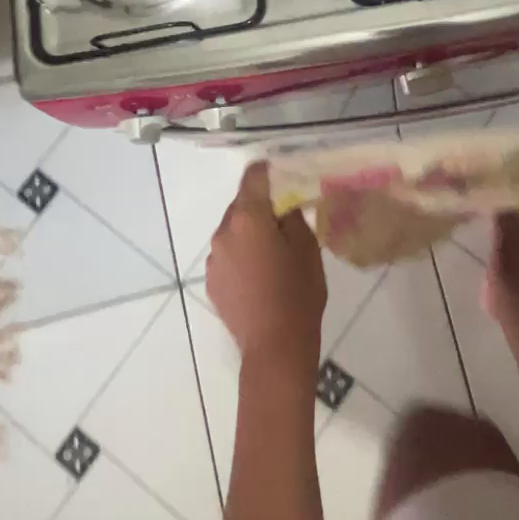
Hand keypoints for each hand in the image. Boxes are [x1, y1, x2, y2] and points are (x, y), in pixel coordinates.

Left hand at [207, 162, 326, 364]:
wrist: (274, 347)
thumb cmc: (297, 293)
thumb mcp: (307, 248)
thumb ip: (293, 215)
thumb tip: (284, 200)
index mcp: (248, 217)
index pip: (254, 175)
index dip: (271, 172)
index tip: (288, 178)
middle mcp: (223, 231)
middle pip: (242, 204)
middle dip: (263, 207)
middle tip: (287, 221)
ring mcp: (213, 258)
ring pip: (234, 231)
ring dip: (251, 233)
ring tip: (274, 254)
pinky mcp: (211, 281)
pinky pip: (228, 256)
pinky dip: (242, 256)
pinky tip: (261, 277)